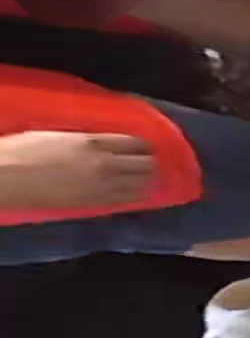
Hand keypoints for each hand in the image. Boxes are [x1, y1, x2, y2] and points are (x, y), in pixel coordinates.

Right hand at [0, 132, 156, 210]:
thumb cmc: (15, 153)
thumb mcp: (52, 137)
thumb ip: (85, 141)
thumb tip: (107, 144)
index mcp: (91, 143)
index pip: (137, 143)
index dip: (141, 146)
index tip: (139, 149)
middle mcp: (105, 162)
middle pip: (147, 162)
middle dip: (146, 161)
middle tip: (139, 163)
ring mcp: (106, 183)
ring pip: (145, 180)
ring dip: (143, 177)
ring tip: (136, 176)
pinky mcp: (101, 200)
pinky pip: (133, 197)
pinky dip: (136, 192)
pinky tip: (129, 189)